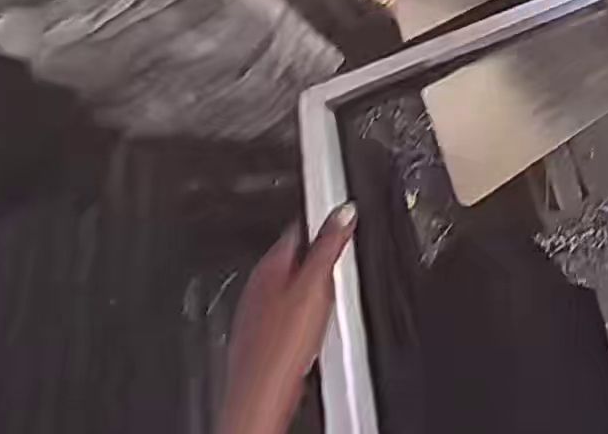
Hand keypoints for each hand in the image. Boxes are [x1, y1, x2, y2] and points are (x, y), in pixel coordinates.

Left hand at [219, 204, 356, 433]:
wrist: (263, 397)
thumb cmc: (281, 345)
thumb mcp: (316, 283)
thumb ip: (331, 244)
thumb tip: (345, 211)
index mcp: (269, 266)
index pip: (301, 227)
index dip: (327, 222)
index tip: (347, 219)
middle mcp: (260, 285)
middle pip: (302, 256)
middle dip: (326, 258)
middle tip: (342, 265)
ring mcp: (261, 310)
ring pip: (300, 283)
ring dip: (320, 285)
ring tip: (333, 297)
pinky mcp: (268, 333)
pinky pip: (297, 307)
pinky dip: (312, 308)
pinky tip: (319, 321)